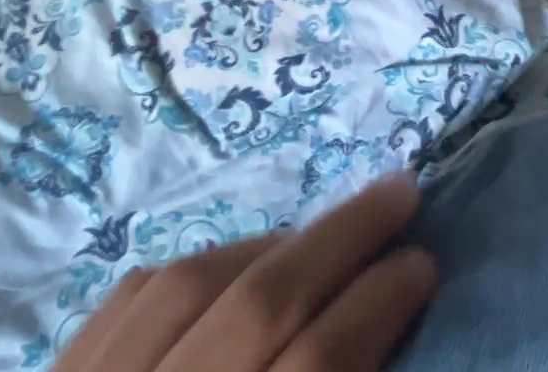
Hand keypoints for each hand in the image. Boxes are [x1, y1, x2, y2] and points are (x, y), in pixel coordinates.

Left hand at [54, 173, 436, 371]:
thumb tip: (385, 343)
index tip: (422, 263)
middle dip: (345, 237)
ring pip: (187, 290)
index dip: (379, 303)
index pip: (314, 369)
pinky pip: (126, 302)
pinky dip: (198, 267)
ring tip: (327, 229)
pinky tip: (240, 262)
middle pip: (257, 308)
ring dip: (276, 243)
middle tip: (402, 193)